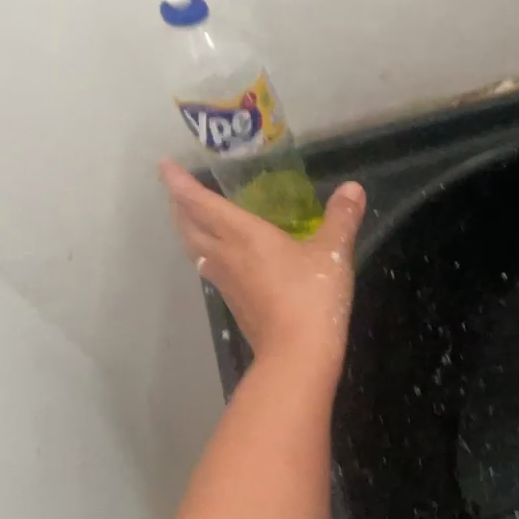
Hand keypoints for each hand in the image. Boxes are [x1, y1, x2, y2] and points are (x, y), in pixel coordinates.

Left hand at [160, 160, 366, 389]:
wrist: (298, 351)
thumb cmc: (312, 295)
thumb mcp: (333, 252)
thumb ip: (342, 218)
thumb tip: (353, 188)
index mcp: (244, 235)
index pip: (202, 203)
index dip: (181, 184)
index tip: (164, 167)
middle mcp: (226, 255)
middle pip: (189, 226)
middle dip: (180, 206)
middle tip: (178, 192)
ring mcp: (227, 283)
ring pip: (196, 250)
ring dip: (189, 232)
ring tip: (193, 221)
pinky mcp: (236, 304)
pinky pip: (211, 270)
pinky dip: (208, 255)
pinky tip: (223, 259)